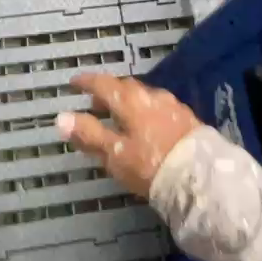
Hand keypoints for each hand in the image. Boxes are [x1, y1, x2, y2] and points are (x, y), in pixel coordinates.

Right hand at [57, 72, 201, 198]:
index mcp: (129, 99)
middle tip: (94, 104)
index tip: (74, 83)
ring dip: (127, 103)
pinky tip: (145, 127)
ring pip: (142, 97)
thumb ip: (88, 134)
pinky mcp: (186, 119)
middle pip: (124, 87)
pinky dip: (144, 112)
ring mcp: (171, 105)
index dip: (86, 82)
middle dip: (107, 92)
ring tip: (119, 118)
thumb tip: (61, 117)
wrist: (200, 177)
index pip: (102, 83)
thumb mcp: (114, 153)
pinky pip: (158, 108)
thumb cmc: (150, 165)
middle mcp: (150, 95)